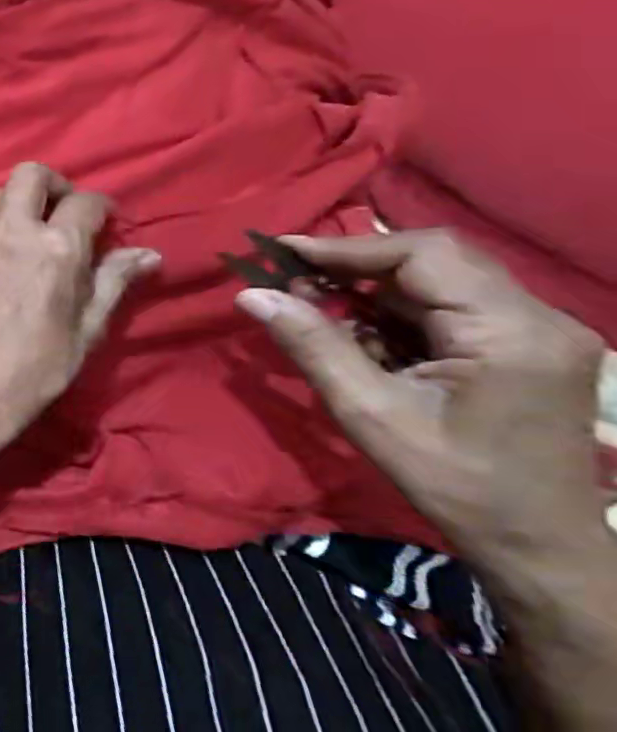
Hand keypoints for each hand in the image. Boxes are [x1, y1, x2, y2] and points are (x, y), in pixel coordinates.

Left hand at [0, 163, 159, 454]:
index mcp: (56, 246)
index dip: (102, 208)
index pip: (86, 202)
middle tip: (64, 213)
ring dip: (19, 203)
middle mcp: (13, 230)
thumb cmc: (42, 359)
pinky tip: (0, 251)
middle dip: (53, 185)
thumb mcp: (91, 323)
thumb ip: (115, 280)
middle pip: (29, 175)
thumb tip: (147, 254)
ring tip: (33, 231)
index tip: (107, 224)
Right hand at [236, 230, 608, 562]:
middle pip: (435, 258)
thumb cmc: (451, 479)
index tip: (282, 253)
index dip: (347, 247)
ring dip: (371, 286)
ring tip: (314, 304)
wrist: (534, 541)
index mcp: (510, 332)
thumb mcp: (367, 410)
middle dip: (356, 263)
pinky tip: (358, 332)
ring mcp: (537, 332)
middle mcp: (538, 319)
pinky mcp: (525, 346)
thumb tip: (250, 293)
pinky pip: (449, 304)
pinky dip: (393, 309)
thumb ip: (311, 344)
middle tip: (292, 278)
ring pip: (439, 278)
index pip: (424, 254)